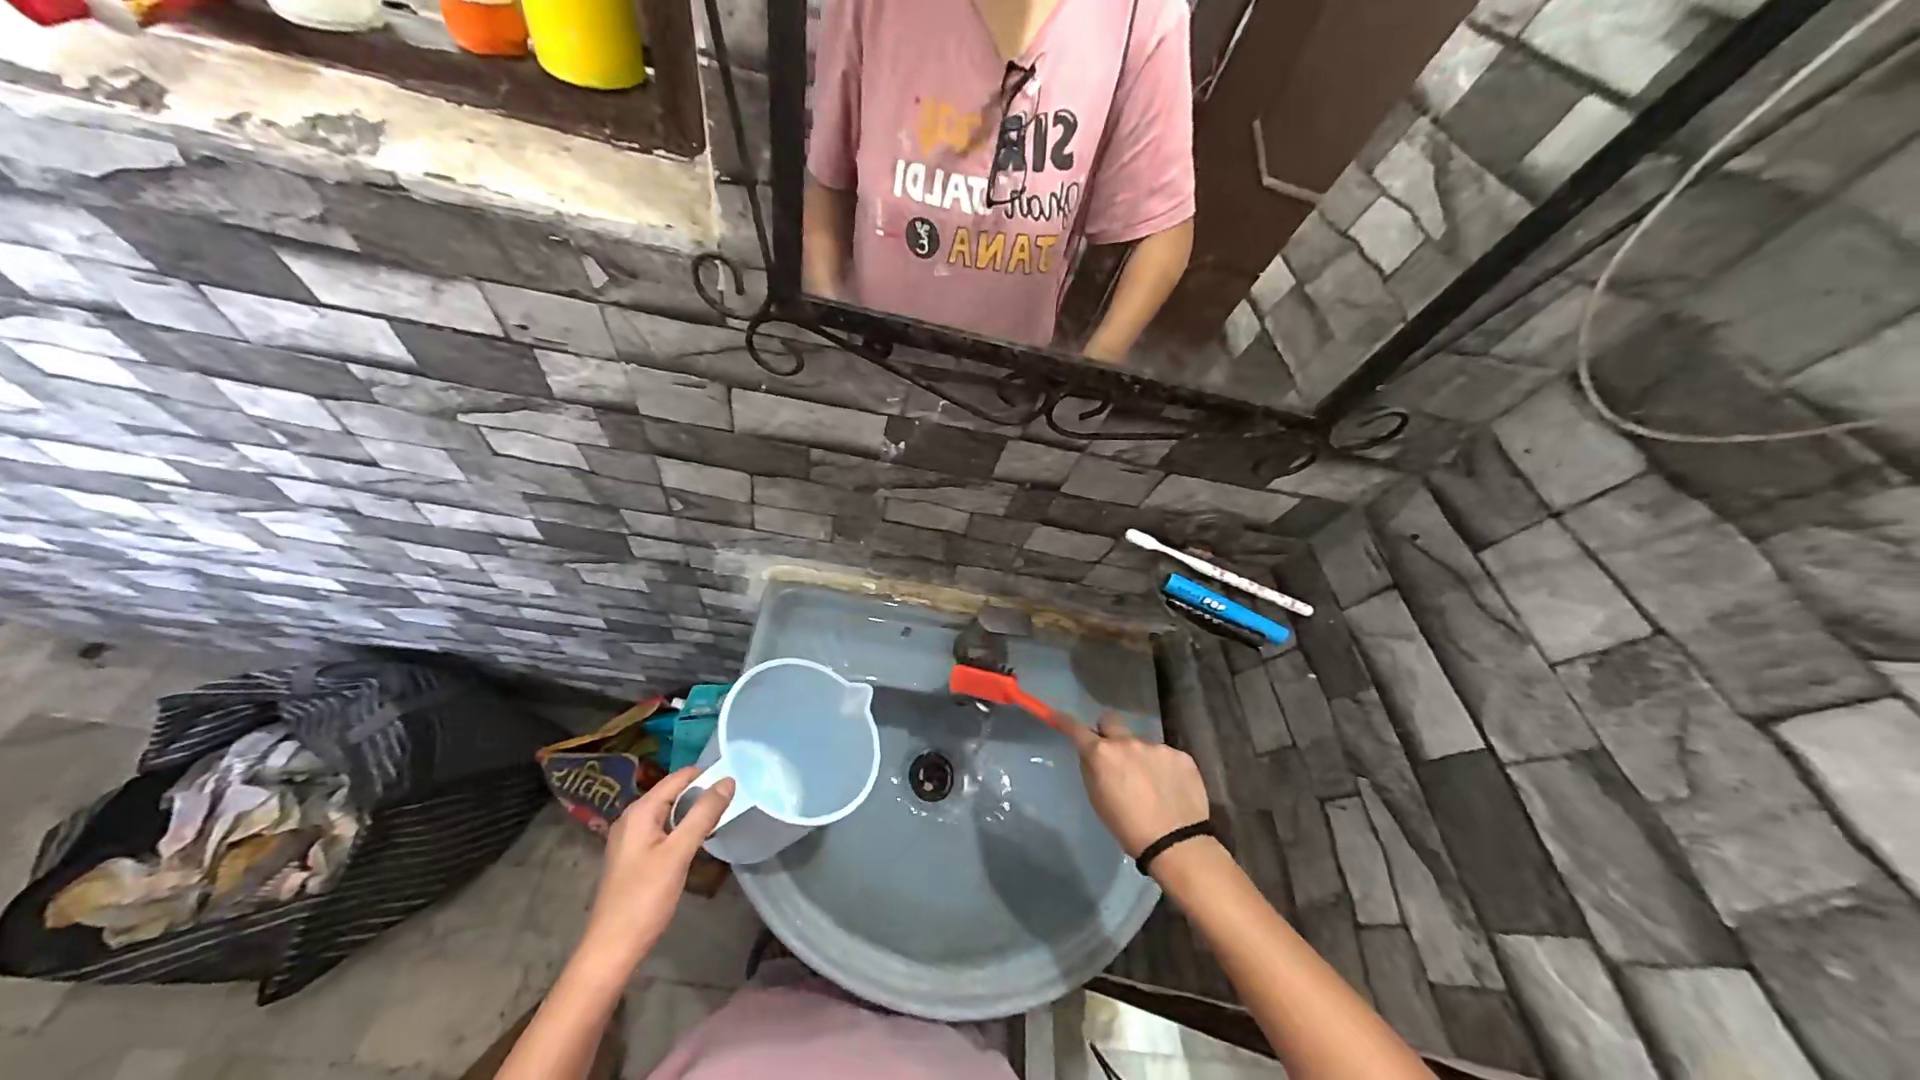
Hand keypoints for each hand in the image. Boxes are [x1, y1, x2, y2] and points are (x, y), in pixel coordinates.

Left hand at [581, 768, 734, 967]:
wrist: (611, 948)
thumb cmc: (644, 898)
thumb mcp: (678, 853)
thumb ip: (703, 814)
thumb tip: (727, 781)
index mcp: (640, 812)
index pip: (678, 778)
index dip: (707, 774)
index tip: (737, 777)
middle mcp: (632, 819)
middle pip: (673, 793)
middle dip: (702, 792)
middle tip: (736, 797)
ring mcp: (631, 839)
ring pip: (669, 812)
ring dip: (694, 811)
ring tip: (724, 815)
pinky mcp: (635, 857)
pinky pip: (664, 830)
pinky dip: (683, 828)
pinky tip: (700, 840)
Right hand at [1060, 714, 1210, 859]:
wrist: (1175, 842)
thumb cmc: (1127, 826)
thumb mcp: (1097, 799)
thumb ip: (1092, 769)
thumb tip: (1092, 754)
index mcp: (1102, 753)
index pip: (1077, 729)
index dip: (1065, 721)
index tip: (1056, 715)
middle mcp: (1128, 742)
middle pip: (1110, 721)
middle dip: (1107, 732)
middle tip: (1114, 755)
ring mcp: (1157, 746)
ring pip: (1141, 742)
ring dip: (1139, 755)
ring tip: (1150, 783)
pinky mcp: (1180, 755)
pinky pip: (1165, 755)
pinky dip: (1163, 767)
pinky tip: (1169, 787)